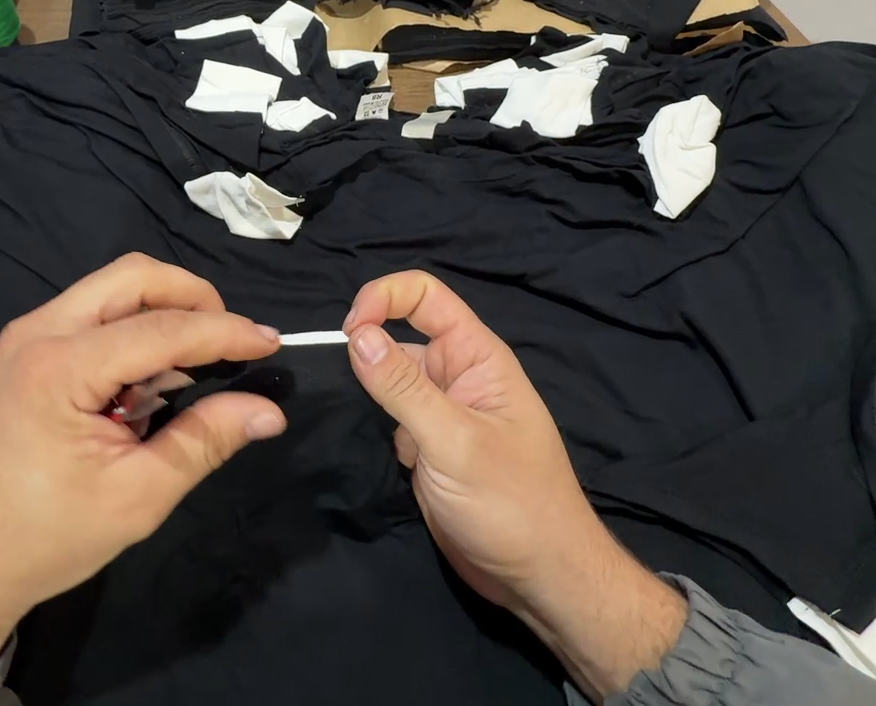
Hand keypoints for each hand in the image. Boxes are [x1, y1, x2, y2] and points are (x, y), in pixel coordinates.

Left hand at [0, 254, 286, 669]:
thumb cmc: (50, 536)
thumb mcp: (138, 496)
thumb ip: (205, 440)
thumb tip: (270, 410)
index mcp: (60, 368)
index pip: (161, 328)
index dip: (224, 332)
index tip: (272, 342)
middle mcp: (39, 331)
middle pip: (133, 277)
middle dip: (192, 297)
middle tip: (231, 339)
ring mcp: (29, 334)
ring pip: (114, 287)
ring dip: (164, 310)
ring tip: (197, 363)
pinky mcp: (29, 347)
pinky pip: (96, 311)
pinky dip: (136, 326)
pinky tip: (153, 375)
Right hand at [343, 271, 685, 698]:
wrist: (540, 580)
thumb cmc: (511, 504)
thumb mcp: (453, 441)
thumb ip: (403, 387)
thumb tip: (357, 334)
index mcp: (475, 356)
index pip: (424, 296)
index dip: (383, 297)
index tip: (350, 332)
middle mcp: (457, 374)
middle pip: (401, 331)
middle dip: (367, 344)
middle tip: (335, 377)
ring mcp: (442, 410)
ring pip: (391, 375)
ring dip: (368, 386)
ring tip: (346, 410)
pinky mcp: (429, 444)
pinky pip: (391, 413)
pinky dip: (375, 420)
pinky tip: (376, 445)